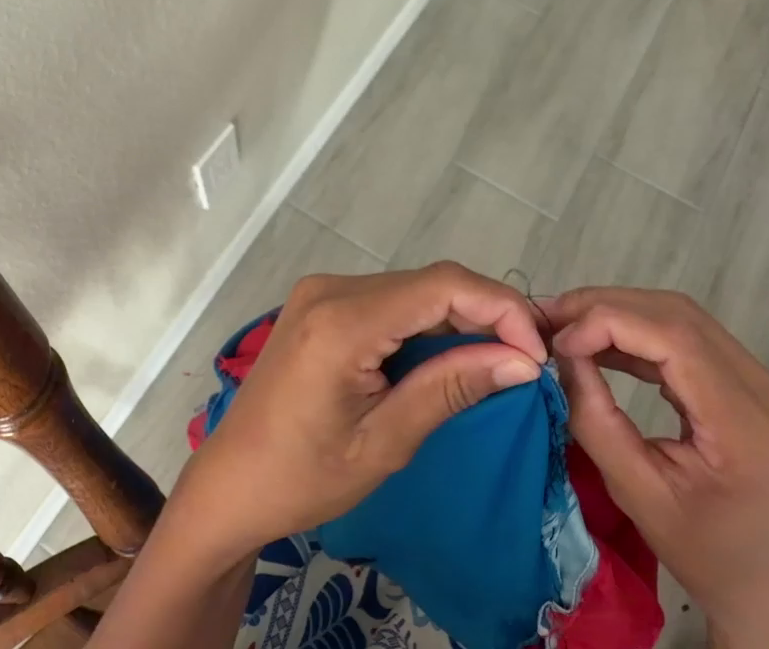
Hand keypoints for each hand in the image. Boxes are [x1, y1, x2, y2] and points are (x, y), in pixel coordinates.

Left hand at [171, 262, 546, 563]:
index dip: (501, 309)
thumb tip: (524, 360)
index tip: (537, 355)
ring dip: (460, 319)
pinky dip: (426, 324)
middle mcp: (330, 289)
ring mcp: (321, 293)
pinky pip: (388, 301)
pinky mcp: (319, 305)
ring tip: (499, 362)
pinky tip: (450, 357)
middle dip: (487, 315)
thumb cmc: (303, 478)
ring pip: (412, 290)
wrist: (230, 485)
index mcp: (342, 320)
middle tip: (527, 363)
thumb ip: (451, 388)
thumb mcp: (385, 442)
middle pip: (430, 283)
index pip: (443, 286)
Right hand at [540, 287, 768, 648]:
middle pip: (682, 318)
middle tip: (551, 317)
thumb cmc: (703, 556)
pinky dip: (646, 335)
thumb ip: (595, 418)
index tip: (557, 339)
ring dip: (624, 315)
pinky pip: (698, 342)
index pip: (677, 340)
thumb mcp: (635, 492)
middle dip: (609, 308)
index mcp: (752, 432)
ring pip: (689, 321)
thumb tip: (561, 352)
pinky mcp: (768, 389)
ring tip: (569, 325)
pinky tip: (606, 343)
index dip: (610, 322)